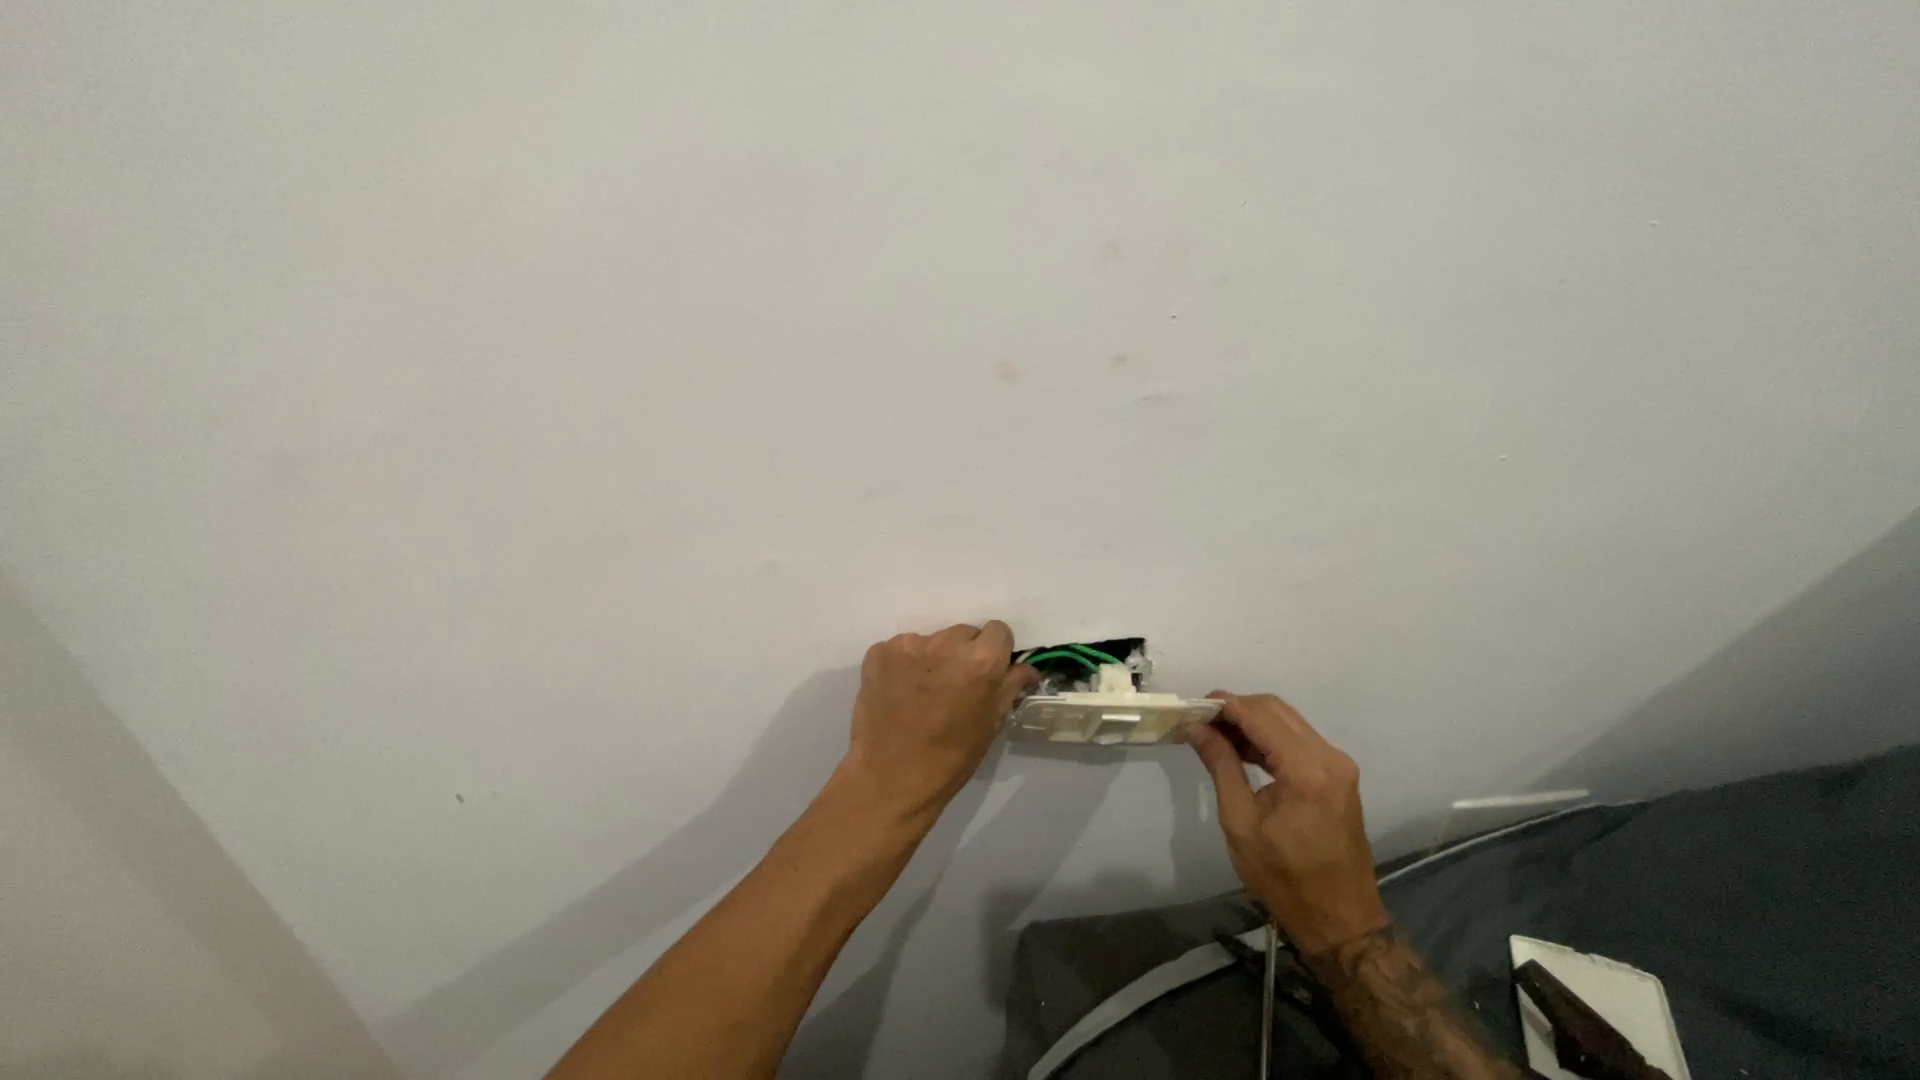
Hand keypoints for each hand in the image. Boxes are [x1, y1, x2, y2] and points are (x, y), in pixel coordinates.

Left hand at [835, 621, 1037, 824]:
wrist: (891, 778)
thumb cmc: (951, 757)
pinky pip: (900, 649)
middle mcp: (946, 643)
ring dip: (933, 658)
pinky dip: (903, 665)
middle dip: (963, 654)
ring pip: (932, 640)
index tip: (986, 673)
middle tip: (953, 687)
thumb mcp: (991, 724)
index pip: (998, 631)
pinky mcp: (879, 652)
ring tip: (923, 692)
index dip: (995, 651)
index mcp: (981, 660)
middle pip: (964, 634)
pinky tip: (899, 692)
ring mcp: (908, 644)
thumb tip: (1026, 668)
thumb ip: (1009, 687)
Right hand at [1188, 692, 1390, 953]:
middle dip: (1236, 708)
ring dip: (1252, 720)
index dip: (1223, 706)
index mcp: (1306, 770)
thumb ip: (1221, 766)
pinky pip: (1299, 739)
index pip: (1259, 715)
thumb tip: (1197, 728)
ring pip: (1288, 720)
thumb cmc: (1283, 878)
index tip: (1191, 710)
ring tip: (1215, 735)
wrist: (1339, 917)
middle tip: (1199, 722)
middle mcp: (1329, 757)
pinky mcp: (1338, 774)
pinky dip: (1269, 737)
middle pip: (1276, 709)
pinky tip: (1243, 750)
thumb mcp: (1240, 822)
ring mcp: (1338, 764)